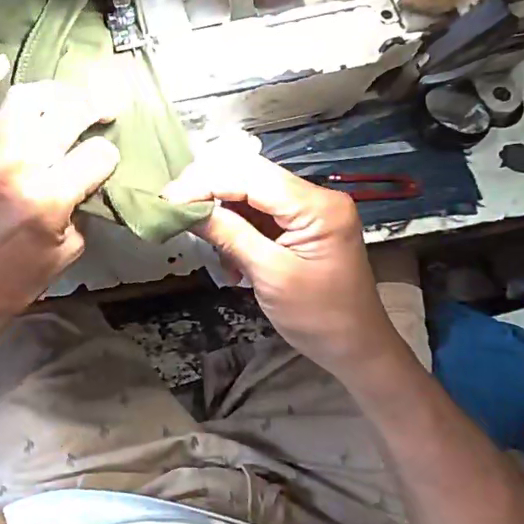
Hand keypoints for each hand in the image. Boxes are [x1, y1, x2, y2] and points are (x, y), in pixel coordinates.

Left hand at [0, 55, 120, 343]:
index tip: (102, 164)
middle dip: (92, 109)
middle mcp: (16, 167)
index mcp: (49, 197)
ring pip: (22, 98)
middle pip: (66, 113)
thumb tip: (89, 171)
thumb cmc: (15, 279)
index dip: (107, 157)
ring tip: (63, 100)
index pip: (98, 153)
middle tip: (100, 112)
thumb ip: (83, 204)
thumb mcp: (69, 248)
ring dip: (50, 93)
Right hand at [164, 151, 408, 377]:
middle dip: (207, 190)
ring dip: (219, 213)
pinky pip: (255, 212)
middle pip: (248, 175)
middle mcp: (314, 196)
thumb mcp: (269, 274)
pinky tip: (229, 257)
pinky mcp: (298, 224)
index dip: (204, 183)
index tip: (167, 200)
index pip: (250, 177)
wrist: (356, 348)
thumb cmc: (318, 316)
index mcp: (317, 206)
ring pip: (247, 192)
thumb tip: (185, 208)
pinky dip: (233, 228)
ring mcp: (306, 209)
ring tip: (204, 241)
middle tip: (173, 210)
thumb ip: (229, 234)